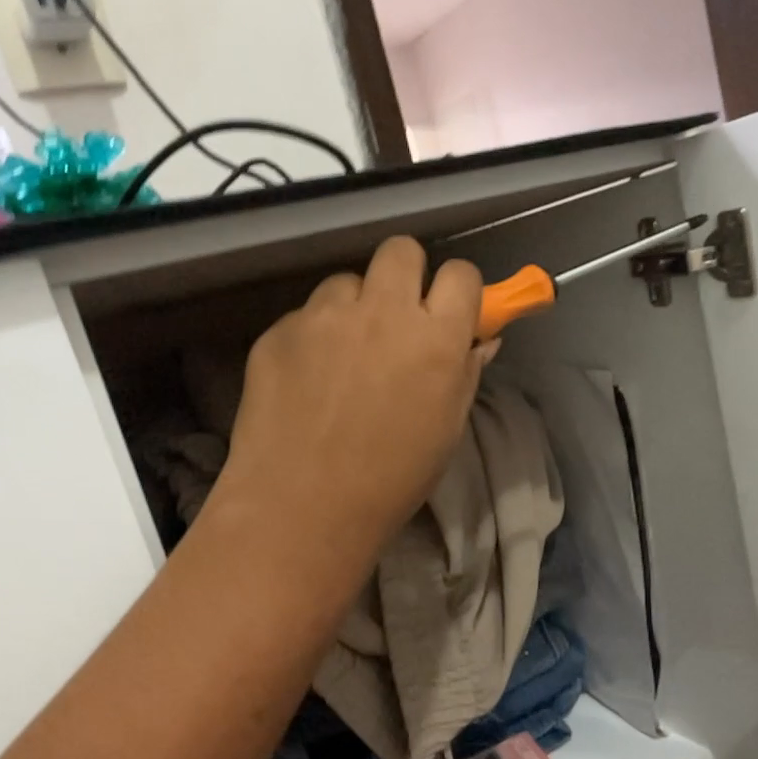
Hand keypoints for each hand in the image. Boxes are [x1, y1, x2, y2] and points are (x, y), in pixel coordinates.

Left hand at [209, 237, 495, 571]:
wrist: (301, 508)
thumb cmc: (390, 480)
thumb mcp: (446, 430)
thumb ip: (464, 373)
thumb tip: (478, 339)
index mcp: (436, 338)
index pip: (461, 274)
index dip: (458, 290)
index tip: (451, 310)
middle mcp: (382, 312)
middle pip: (402, 250)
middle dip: (405, 275)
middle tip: (397, 316)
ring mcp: (325, 317)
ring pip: (347, 282)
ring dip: (354, 308)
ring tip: (344, 357)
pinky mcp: (279, 330)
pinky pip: (306, 316)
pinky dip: (312, 338)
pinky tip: (306, 383)